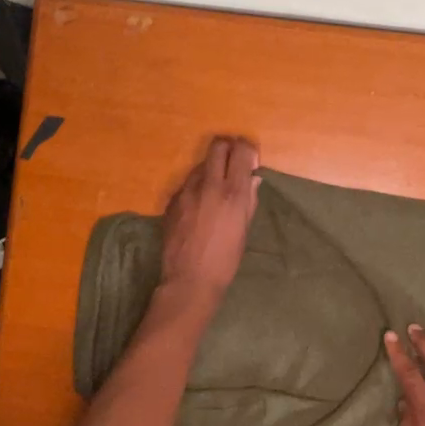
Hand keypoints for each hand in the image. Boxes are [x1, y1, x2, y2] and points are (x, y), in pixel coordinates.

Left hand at [158, 136, 259, 301]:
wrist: (190, 279)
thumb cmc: (225, 260)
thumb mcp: (244, 230)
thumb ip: (248, 200)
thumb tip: (252, 178)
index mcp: (232, 193)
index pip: (242, 151)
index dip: (248, 150)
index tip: (250, 159)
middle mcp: (208, 185)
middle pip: (218, 146)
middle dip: (228, 148)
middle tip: (233, 162)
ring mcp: (186, 191)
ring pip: (200, 164)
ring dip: (211, 169)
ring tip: (215, 190)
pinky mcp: (172, 200)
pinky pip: (187, 184)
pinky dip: (196, 188)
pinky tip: (198, 207)